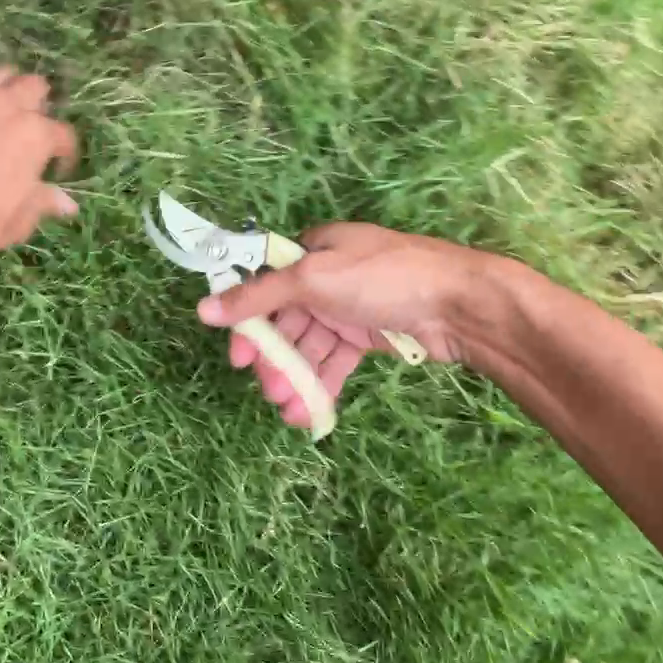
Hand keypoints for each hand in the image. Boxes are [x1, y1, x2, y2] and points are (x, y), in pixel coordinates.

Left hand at [0, 65, 78, 270]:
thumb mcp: (19, 221)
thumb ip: (44, 203)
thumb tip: (69, 203)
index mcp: (35, 135)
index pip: (63, 136)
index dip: (66, 153)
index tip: (61, 168)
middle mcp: (6, 107)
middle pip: (33, 87)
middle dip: (38, 102)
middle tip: (33, 122)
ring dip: (2, 84)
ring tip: (2, 100)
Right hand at [195, 223, 498, 429]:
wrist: (460, 304)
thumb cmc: (383, 279)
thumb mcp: (312, 279)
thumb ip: (256, 297)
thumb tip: (202, 310)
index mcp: (312, 252)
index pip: (263, 289)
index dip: (247, 325)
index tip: (239, 360)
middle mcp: (325, 279)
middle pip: (284, 324)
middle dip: (275, 361)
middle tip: (269, 391)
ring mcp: (346, 310)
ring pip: (308, 348)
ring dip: (295, 379)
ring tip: (289, 410)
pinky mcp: (366, 338)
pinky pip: (332, 362)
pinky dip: (320, 385)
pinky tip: (310, 411)